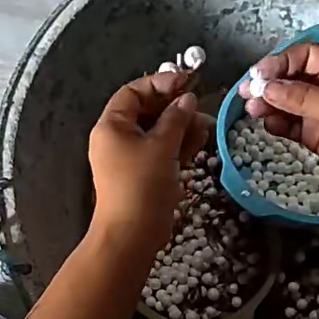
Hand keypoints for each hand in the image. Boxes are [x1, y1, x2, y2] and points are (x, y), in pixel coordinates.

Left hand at [88, 65, 213, 250]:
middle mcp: (116, 139)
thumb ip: (176, 118)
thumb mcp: (162, 146)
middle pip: (146, 111)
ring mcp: (129, 158)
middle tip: (200, 107)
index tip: (187, 82)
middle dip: (175, 108)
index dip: (160, 83)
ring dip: (181, 127)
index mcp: (112, 126)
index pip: (133, 92)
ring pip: (156, 132)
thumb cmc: (142, 186)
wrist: (132, 235)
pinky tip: (199, 142)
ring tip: (206, 127)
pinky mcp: (142, 175)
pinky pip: (160, 152)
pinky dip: (177, 146)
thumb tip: (187, 100)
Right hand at [241, 42, 318, 187]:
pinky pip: (292, 124)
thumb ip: (302, 98)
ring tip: (252, 110)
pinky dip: (278, 123)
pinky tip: (267, 124)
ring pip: (289, 101)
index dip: (279, 63)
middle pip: (293, 77)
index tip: (258, 76)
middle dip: (270, 84)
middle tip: (248, 94)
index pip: (305, 55)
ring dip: (270, 104)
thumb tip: (267, 88)